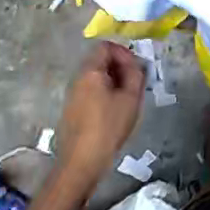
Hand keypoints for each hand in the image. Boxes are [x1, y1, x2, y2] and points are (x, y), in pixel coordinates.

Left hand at [55, 42, 143, 193]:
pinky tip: (116, 109)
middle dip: (120, 66)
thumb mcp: (131, 96)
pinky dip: (106, 92)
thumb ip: (135, 73)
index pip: (105, 47)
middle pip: (100, 61)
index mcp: (90, 73)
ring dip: (114, 80)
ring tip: (129, 96)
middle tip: (137, 80)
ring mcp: (72, 96)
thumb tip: (133, 61)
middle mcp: (77, 80)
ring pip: (96, 77)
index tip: (137, 66)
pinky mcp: (72, 110)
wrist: (82, 161)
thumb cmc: (109, 126)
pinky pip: (91, 91)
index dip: (124, 52)